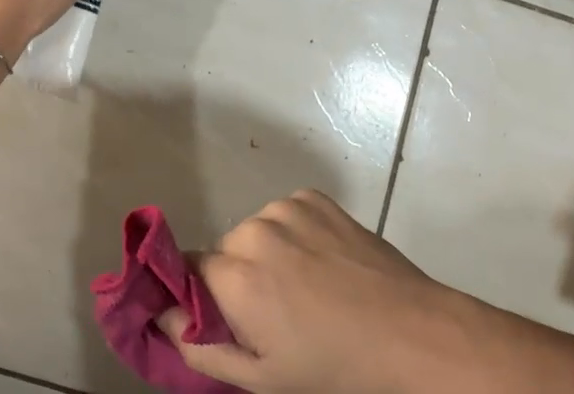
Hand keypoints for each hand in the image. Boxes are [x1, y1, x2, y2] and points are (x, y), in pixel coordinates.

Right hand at [154, 190, 468, 393]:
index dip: (201, 293)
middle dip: (239, 277)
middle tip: (276, 312)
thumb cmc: (333, 366)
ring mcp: (286, 208)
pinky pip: (286, 213)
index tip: (224, 315)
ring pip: (256, 231)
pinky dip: (295, 232)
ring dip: (268, 253)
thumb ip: (201, 347)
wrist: (411, 333)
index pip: (187, 269)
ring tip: (307, 286)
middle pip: (224, 251)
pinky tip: (322, 259)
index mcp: (234, 277)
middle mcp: (253, 231)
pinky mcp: (314, 197)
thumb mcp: (263, 377)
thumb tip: (162, 316)